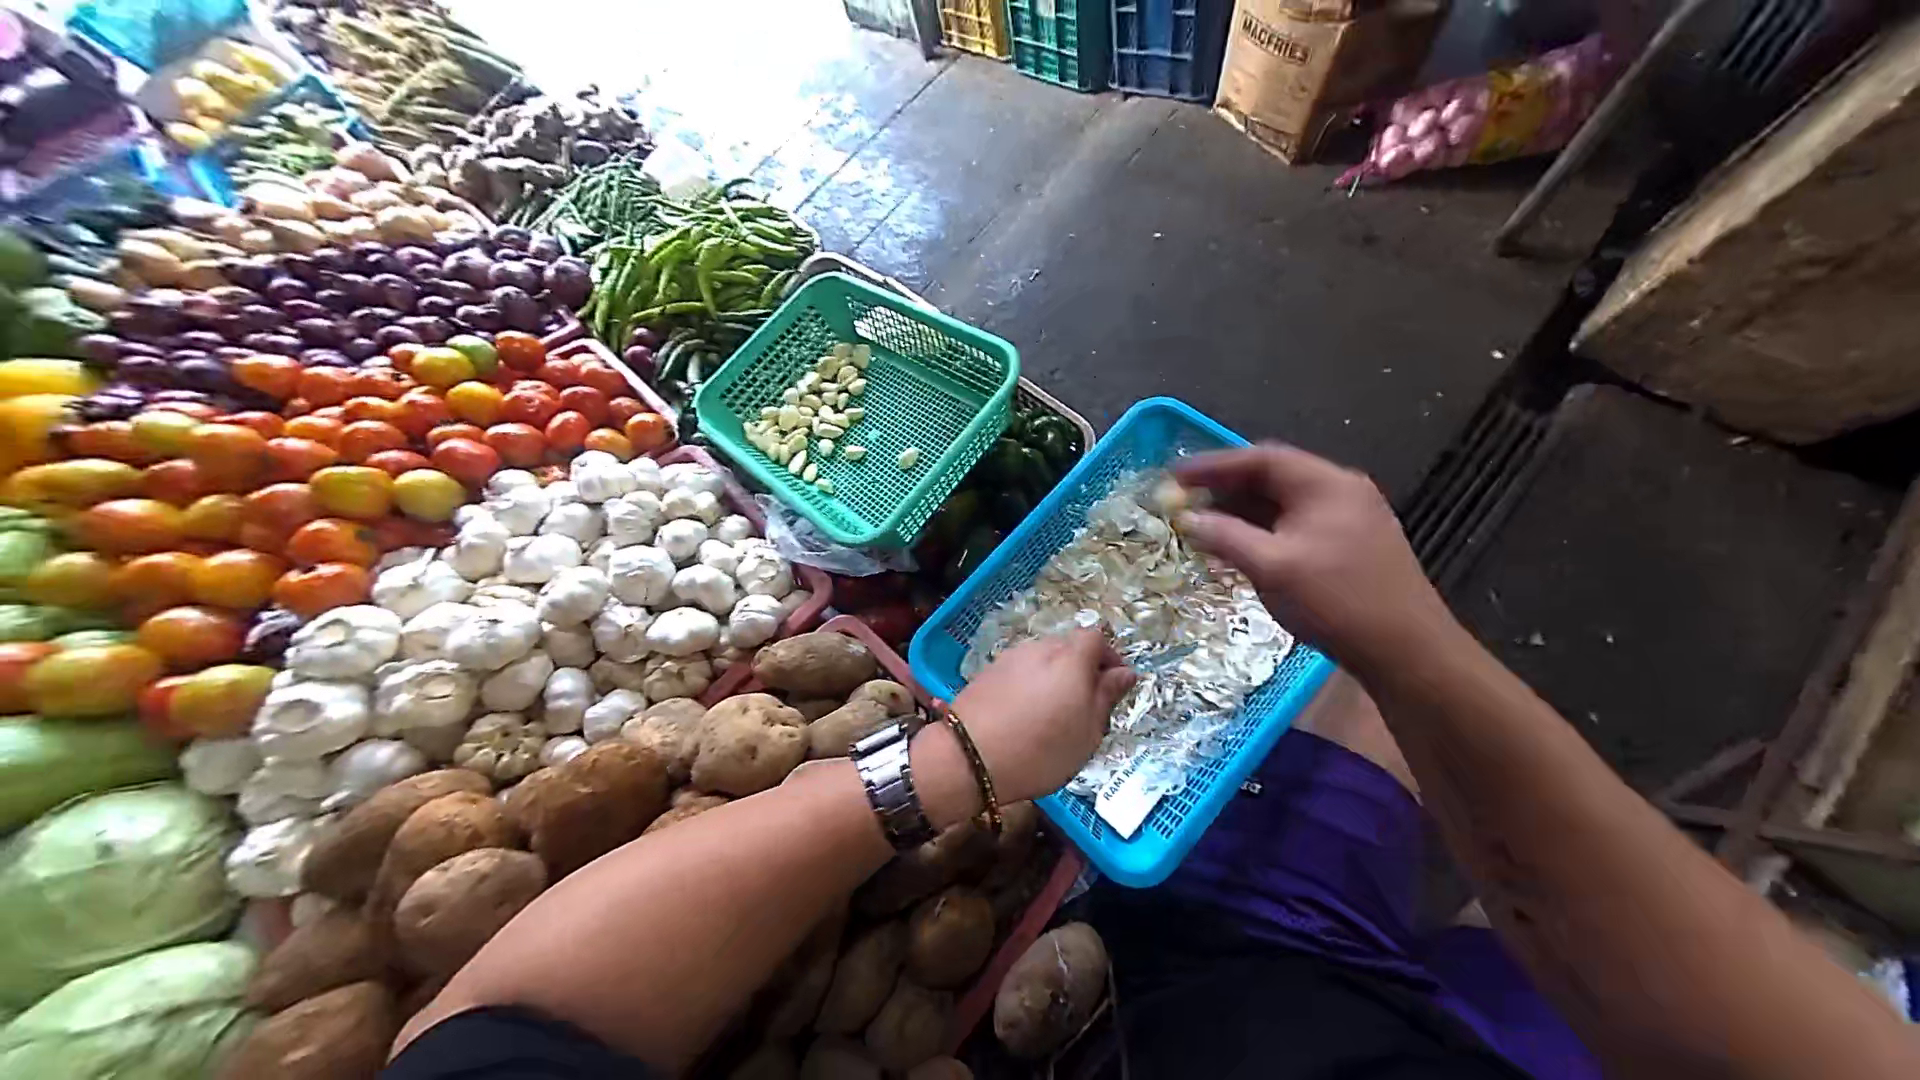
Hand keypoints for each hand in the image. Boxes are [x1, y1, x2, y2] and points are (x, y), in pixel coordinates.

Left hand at [946, 630, 1135, 804]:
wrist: (968, 757)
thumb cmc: (1040, 750)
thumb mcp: (1088, 732)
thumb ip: (1107, 697)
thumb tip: (1124, 673)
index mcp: (1070, 658)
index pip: (1096, 637)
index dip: (1110, 657)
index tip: (1115, 685)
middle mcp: (1039, 648)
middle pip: (1069, 645)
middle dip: (1083, 668)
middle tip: (1087, 704)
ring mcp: (1010, 657)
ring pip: (1043, 658)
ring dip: (1055, 676)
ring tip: (1055, 712)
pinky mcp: (988, 671)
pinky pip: (1021, 670)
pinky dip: (1030, 684)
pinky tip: (1026, 713)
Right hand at [1174, 444, 1453, 672]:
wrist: (1404, 650)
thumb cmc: (1335, 600)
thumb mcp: (1271, 566)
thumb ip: (1225, 536)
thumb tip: (1188, 519)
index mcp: (1325, 485)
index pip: (1261, 459)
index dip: (1213, 465)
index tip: (1175, 476)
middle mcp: (1339, 492)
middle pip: (1271, 478)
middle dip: (1224, 489)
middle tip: (1184, 501)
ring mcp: (1346, 519)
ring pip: (1281, 504)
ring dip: (1240, 512)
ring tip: (1201, 526)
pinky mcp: (1345, 545)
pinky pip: (1292, 525)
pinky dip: (1260, 531)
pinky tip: (1236, 548)